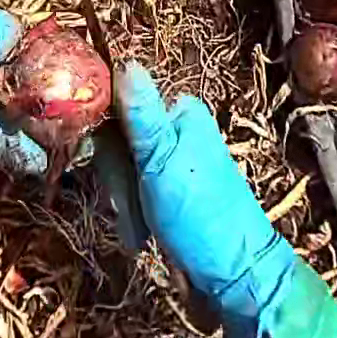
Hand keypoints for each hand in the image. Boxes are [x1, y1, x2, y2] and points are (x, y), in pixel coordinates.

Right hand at [115, 63, 336, 337]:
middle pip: (120, 140)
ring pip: (123, 169)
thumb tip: (125, 61)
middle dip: (119, 180)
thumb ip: (141, 113)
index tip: (103, 165)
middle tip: (132, 209)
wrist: (233, 276)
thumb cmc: (200, 213)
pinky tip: (143, 235)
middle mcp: (176, 129)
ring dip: (126, 203)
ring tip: (141, 231)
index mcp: (180, 112)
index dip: (107, 138)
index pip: (121, 104)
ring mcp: (172, 160)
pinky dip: (134, 213)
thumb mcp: (162, 161)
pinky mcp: (168, 189)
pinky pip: (134, 190)